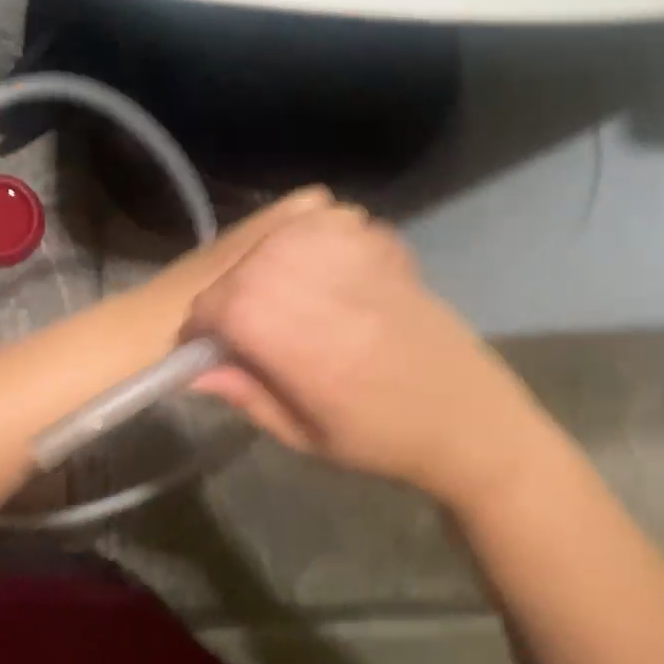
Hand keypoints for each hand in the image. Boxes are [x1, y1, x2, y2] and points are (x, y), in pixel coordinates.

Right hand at [187, 203, 560, 508]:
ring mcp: (353, 255)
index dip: (200, 327)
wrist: (471, 421)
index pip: (212, 306)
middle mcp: (316, 283)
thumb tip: (192, 370)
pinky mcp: (382, 244)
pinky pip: (321, 225)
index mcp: (292, 338)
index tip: (207, 347)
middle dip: (231, 297)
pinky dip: (307, 243)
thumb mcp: (302, 434)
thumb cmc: (382, 438)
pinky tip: (322, 276)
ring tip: (285, 301)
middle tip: (250, 330)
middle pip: (241, 269)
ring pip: (276, 240)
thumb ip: (244, 393)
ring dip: (266, 266)